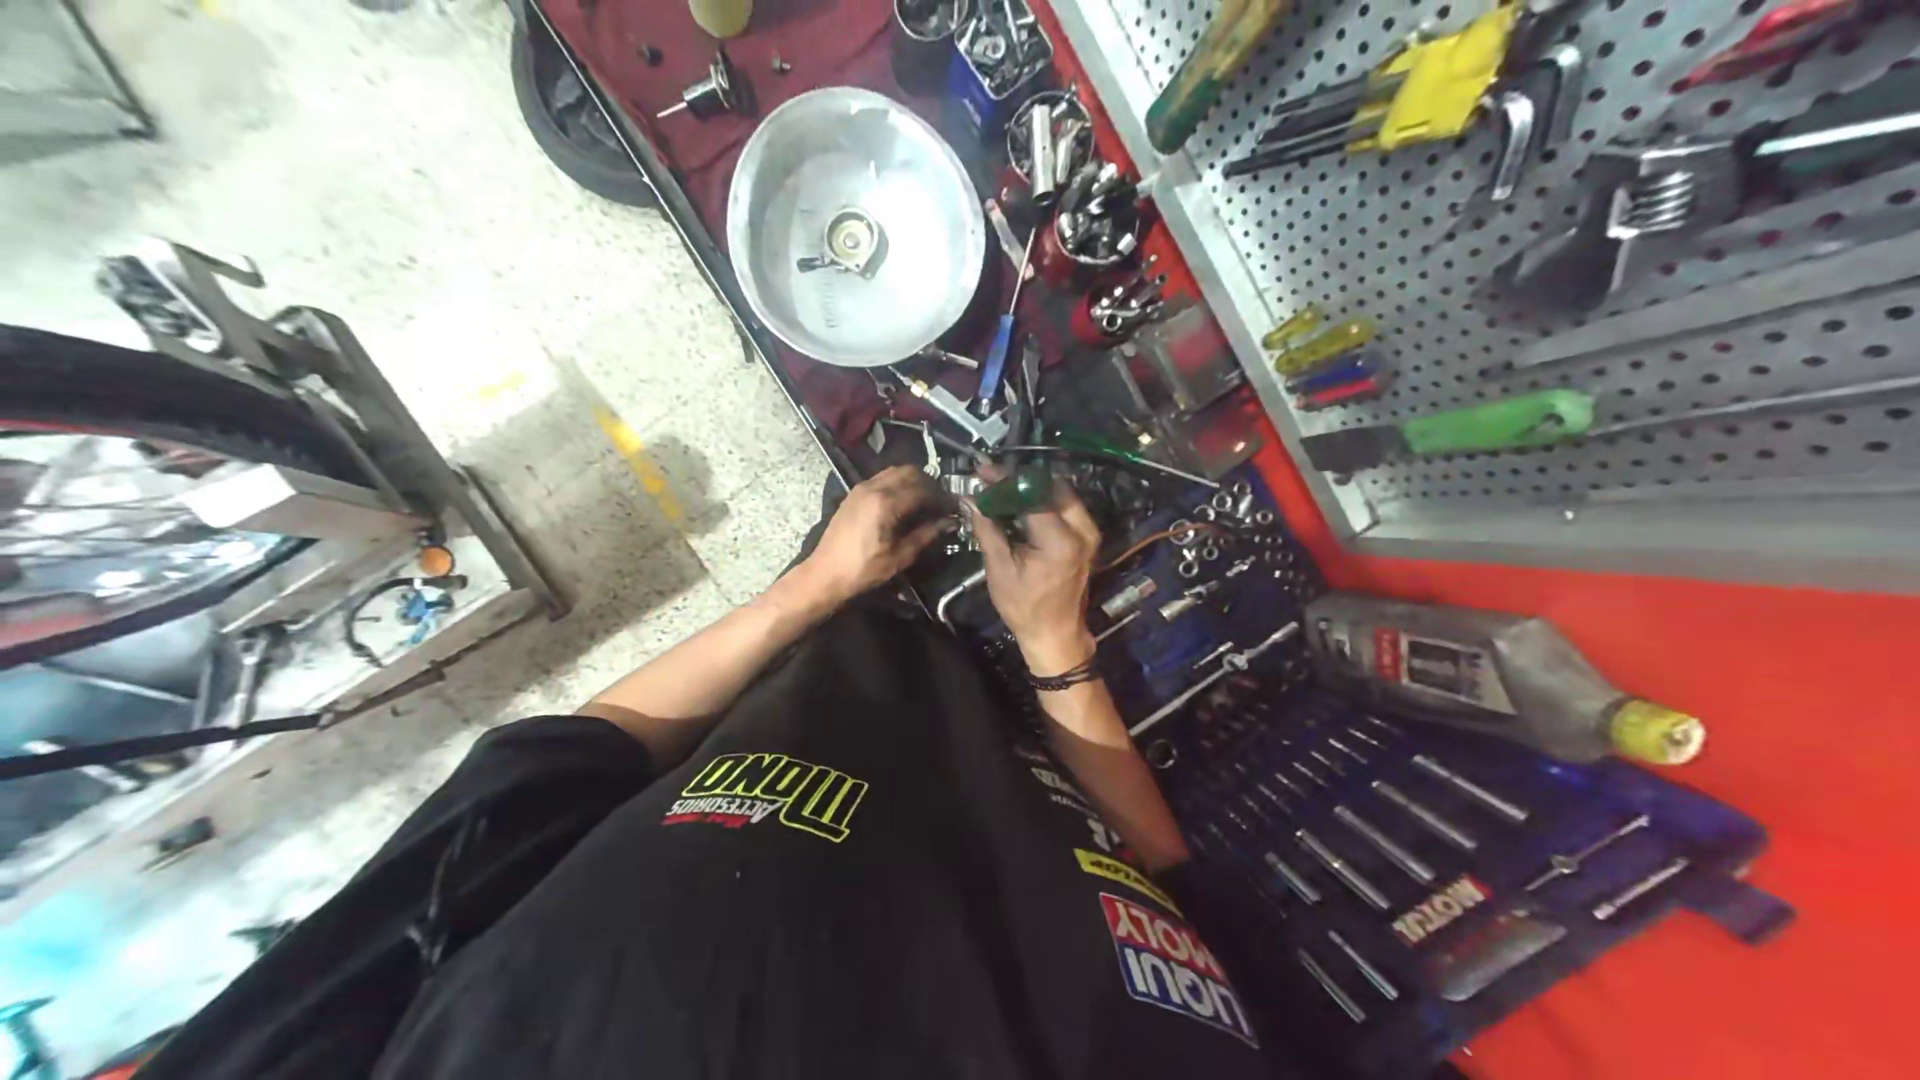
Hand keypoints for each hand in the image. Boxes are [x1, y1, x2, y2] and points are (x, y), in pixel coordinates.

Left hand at [793, 465, 949, 608]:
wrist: (825, 573)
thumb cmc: (864, 569)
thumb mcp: (900, 556)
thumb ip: (926, 535)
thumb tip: (949, 522)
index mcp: (886, 503)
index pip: (923, 489)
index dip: (942, 498)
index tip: (954, 508)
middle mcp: (874, 487)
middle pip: (910, 472)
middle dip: (929, 484)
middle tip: (940, 503)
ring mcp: (861, 488)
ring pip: (895, 471)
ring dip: (913, 481)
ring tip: (924, 502)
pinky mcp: (854, 493)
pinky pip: (882, 478)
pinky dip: (898, 483)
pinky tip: (904, 503)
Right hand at [967, 472, 1100, 675]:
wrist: (1056, 634)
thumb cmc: (1025, 607)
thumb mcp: (1000, 569)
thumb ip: (987, 529)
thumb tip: (971, 499)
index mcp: (1060, 539)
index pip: (1031, 495)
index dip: (1004, 480)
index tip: (982, 473)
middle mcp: (1082, 529)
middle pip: (1050, 487)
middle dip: (1020, 480)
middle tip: (993, 481)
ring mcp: (1089, 532)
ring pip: (1060, 493)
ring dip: (1032, 489)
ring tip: (1004, 491)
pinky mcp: (1088, 536)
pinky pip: (1066, 506)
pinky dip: (1044, 501)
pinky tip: (1021, 506)